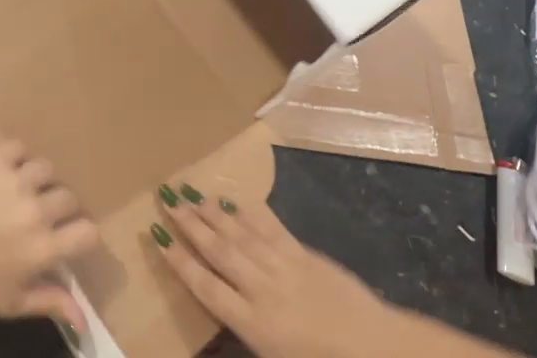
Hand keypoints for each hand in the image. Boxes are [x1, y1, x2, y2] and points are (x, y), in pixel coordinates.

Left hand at [0, 141, 99, 332]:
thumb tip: (85, 320)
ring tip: (23, 190)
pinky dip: (16, 158)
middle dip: (59, 208)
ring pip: (47, 170)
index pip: (88, 233)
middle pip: (69, 198)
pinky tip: (6, 171)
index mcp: (43, 248)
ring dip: (39, 181)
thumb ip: (50, 303)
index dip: (83, 234)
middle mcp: (36, 210)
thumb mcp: (10, 302)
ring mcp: (16, 180)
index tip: (69, 237)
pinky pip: (20, 148)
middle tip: (38, 215)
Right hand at [150, 182, 384, 357]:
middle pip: (219, 252)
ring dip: (214, 214)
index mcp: (254, 325)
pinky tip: (236, 200)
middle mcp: (263, 289)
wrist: (377, 350)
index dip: (180, 262)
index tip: (158, 238)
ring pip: (241, 234)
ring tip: (191, 194)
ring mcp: (284, 267)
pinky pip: (271, 229)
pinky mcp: (304, 254)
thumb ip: (249, 335)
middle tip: (167, 201)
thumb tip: (224, 308)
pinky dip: (251, 213)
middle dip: (190, 226)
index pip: (206, 287)